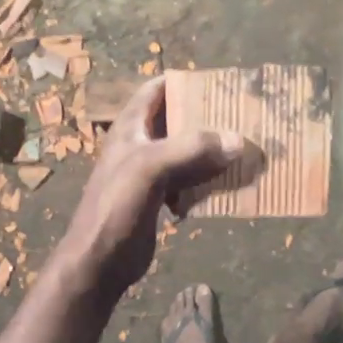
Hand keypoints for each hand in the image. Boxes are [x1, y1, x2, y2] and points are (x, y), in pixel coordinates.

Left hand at [50, 77, 245, 301]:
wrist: (99, 261)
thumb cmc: (117, 206)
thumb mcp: (150, 167)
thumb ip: (191, 148)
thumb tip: (236, 139)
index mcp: (130, 127)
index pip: (156, 90)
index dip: (182, 81)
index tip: (217, 81)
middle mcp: (139, 144)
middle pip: (176, 120)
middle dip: (206, 116)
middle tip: (240, 113)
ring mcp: (149, 173)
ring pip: (186, 151)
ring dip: (211, 149)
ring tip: (243, 144)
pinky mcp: (158, 198)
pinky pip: (189, 180)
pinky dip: (207, 178)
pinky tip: (230, 182)